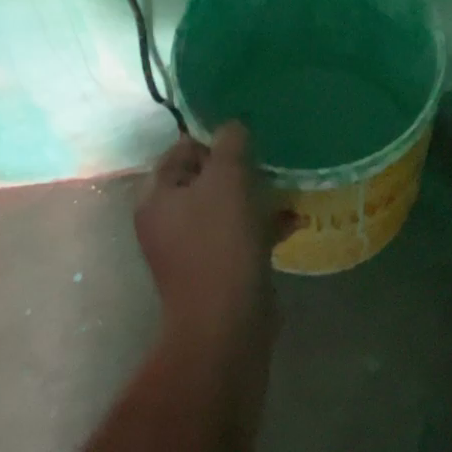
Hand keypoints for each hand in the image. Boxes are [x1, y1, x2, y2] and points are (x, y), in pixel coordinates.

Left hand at [136, 123, 280, 351]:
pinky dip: (263, 224)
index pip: (179, 149)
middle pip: (203, 178)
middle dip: (237, 166)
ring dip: (254, 194)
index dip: (211, 136)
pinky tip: (294, 219)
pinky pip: (240, 235)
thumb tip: (232, 125)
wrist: (227, 325)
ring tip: (285, 184)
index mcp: (157, 196)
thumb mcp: (226, 180)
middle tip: (268, 156)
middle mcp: (168, 220)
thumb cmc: (219, 243)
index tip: (246, 132)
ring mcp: (192, 248)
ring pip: (225, 207)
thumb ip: (229, 144)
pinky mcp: (219, 270)